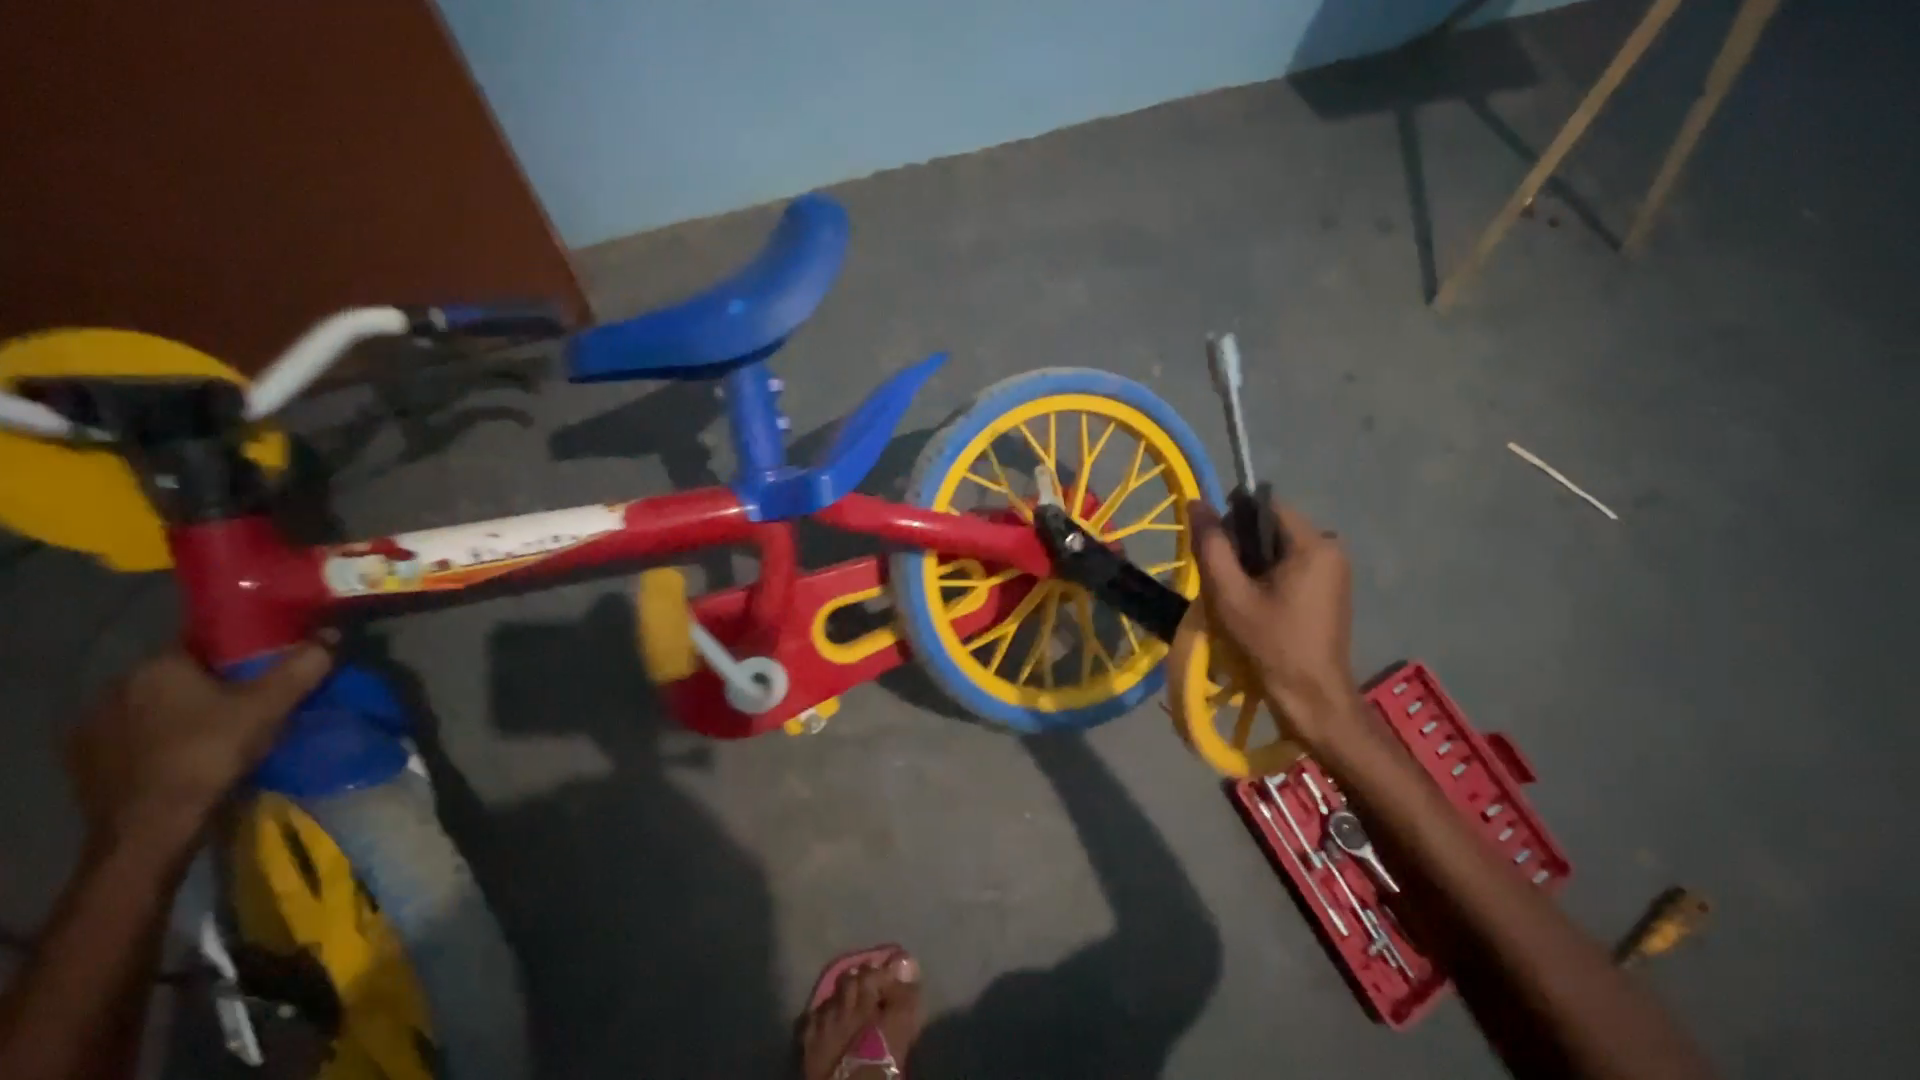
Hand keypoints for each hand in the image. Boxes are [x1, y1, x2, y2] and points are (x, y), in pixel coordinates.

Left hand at [68, 644, 332, 846]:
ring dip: (180, 717)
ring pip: (153, 709)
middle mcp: (117, 685)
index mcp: (157, 665)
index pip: (204, 644)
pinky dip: (156, 745)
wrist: (149, 829)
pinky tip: (181, 762)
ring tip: (217, 737)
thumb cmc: (208, 756)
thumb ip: (300, 669)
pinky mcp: (83, 763)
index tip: (265, 674)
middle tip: (248, 708)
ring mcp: (93, 726)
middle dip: (209, 688)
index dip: (239, 656)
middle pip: (178, 678)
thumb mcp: (268, 709)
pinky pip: (131, 740)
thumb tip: (331, 634)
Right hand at [1190, 498, 1358, 748]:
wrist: (1313, 698)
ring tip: (1240, 601)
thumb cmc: (1271, 644)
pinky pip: (1293, 567)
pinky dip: (1270, 580)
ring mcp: (1335, 569)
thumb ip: (1211, 546)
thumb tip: (1196, 502)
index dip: (1233, 521)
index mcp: (1313, 543)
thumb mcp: (1231, 595)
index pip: (1264, 504)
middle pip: (1272, 527)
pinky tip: (1259, 610)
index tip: (1217, 555)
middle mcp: (1331, 547)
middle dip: (1243, 548)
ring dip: (1254, 567)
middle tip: (1225, 585)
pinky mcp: (1332, 589)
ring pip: (1279, 549)